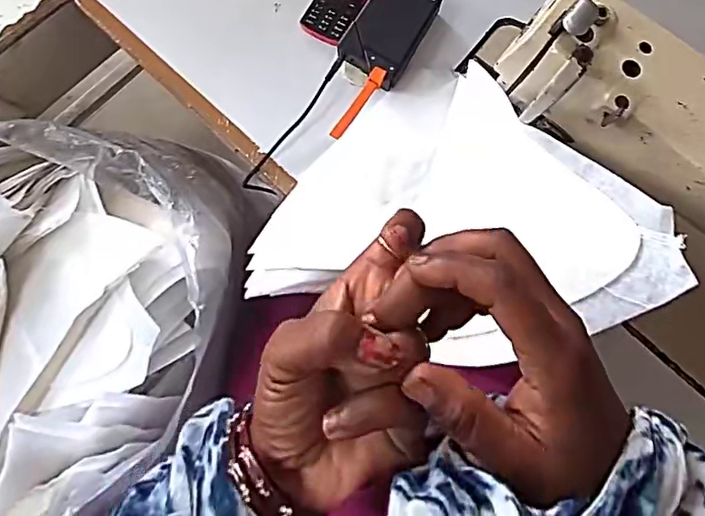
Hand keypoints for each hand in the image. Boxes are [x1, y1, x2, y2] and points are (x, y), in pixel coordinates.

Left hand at [249, 210, 430, 510]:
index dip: (406, 233)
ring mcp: (403, 365)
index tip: (403, 235)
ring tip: (344, 379)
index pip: (394, 247)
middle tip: (371, 323)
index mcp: (360, 292)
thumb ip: (327, 330)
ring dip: (375, 368)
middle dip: (399, 303)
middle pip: (422, 289)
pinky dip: (370, 412)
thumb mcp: (284, 350)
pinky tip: (340, 420)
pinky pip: (411, 399)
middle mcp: (389, 322)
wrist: (284, 472)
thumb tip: (376, 338)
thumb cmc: (282, 399)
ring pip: (417, 345)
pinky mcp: (415, 409)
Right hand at [363, 228, 631, 507]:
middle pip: (500, 250)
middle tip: (405, 284)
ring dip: (452, 265)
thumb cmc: (576, 471)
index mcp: (553, 349)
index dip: (449, 268)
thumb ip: (466, 419)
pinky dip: (464, 280)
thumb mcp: (518, 462)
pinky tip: (441, 314)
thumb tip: (415, 377)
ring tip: (415, 302)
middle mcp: (557, 318)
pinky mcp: (543, 313)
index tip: (410, 275)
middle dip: (444, 254)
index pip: (500, 281)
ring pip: (499, 256)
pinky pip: (500, 274)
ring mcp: (552, 311)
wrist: (614, 473)